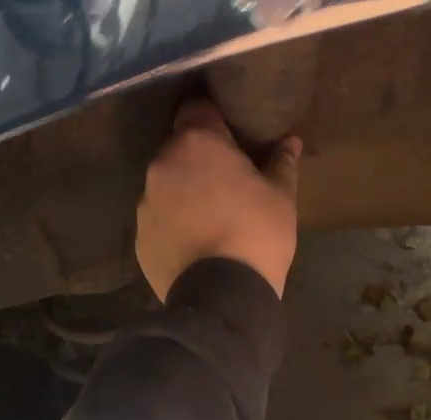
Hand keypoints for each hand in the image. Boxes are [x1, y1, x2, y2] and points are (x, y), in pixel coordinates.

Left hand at [136, 99, 300, 298]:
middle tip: (224, 184)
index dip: (215, 122)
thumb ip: (282, 164)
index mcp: (197, 142)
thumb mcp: (281, 198)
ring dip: (182, 194)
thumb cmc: (257, 236)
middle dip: (198, 161)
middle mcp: (161, 165)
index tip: (231, 140)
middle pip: (179, 150)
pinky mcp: (140, 240)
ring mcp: (146, 204)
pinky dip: (173, 227)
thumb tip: (291, 141)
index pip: (198, 109)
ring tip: (208, 220)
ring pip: (165, 187)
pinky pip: (158, 222)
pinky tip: (194, 246)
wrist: (223, 299)